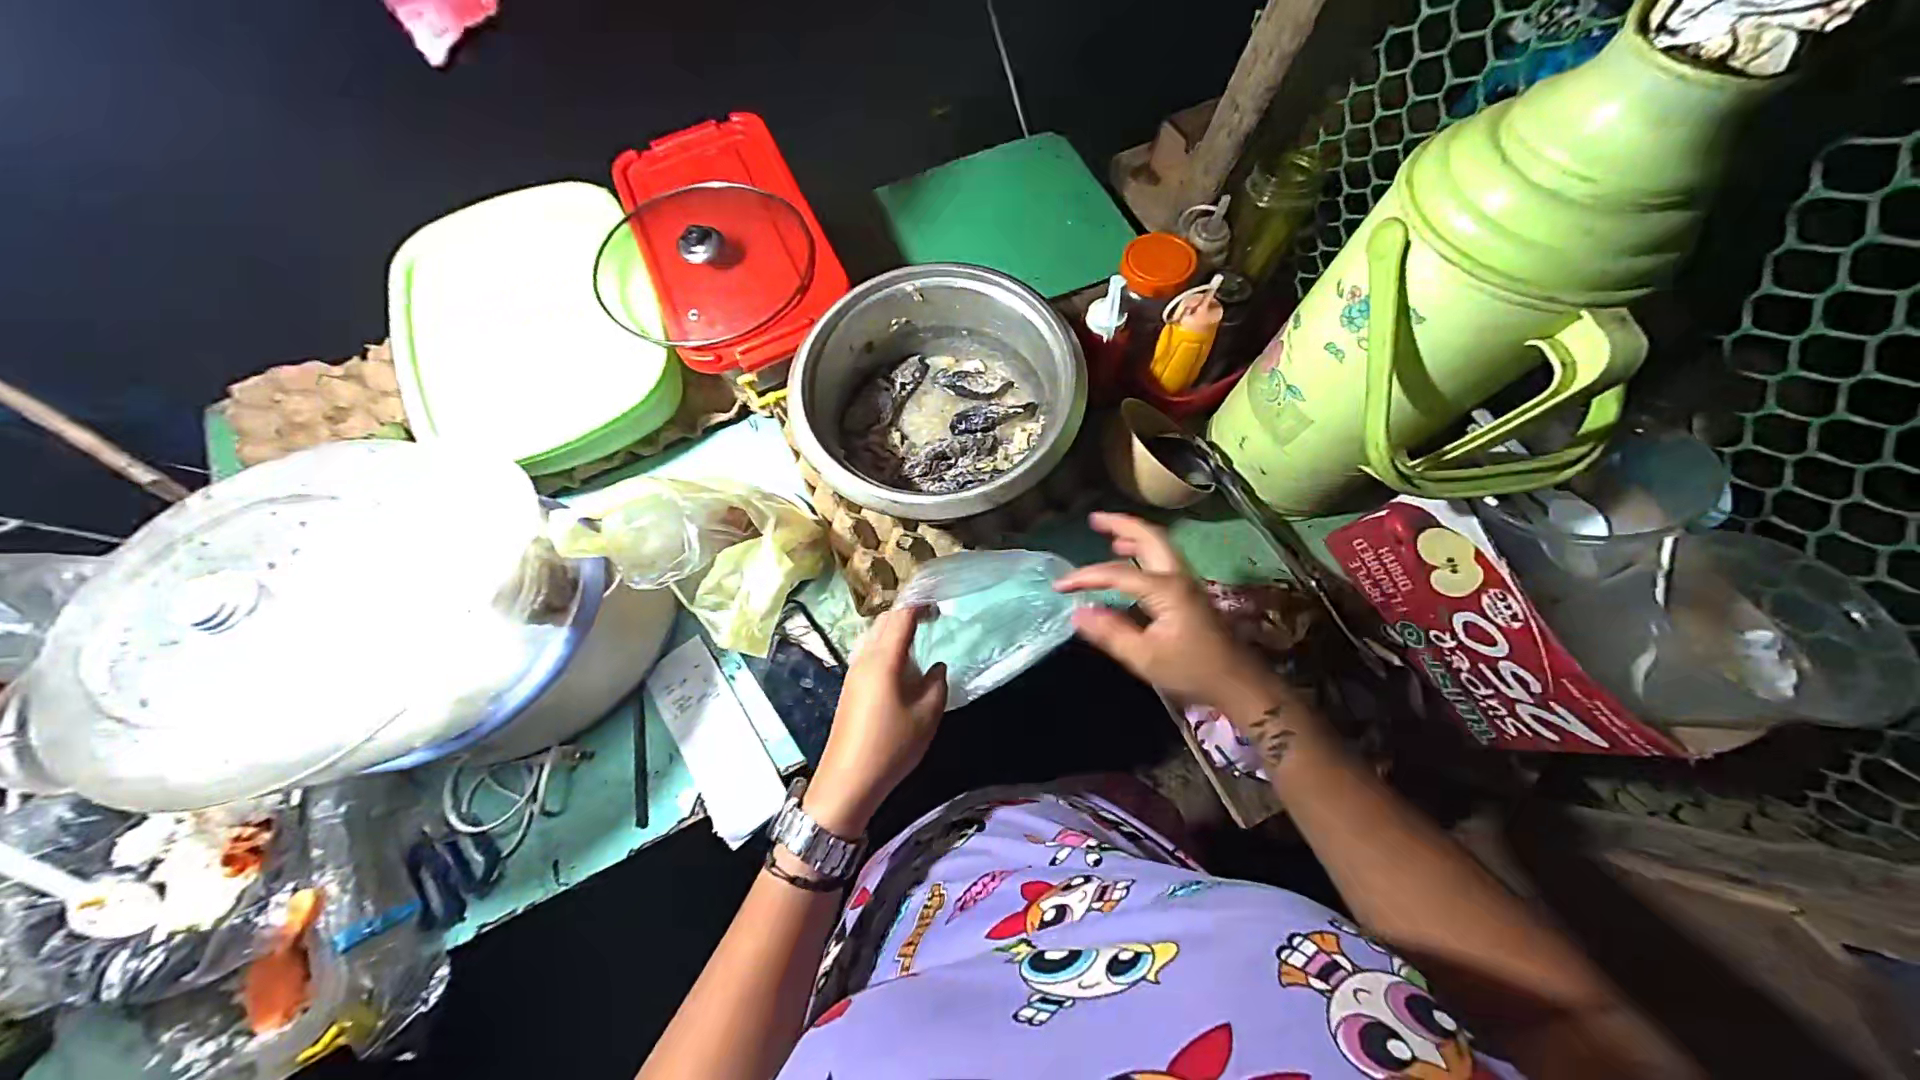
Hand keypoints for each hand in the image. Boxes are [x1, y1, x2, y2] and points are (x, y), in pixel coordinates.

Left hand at [806, 606, 946, 836]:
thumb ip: (937, 684)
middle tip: (932, 620)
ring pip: (875, 636)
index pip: (901, 616)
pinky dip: (888, 647)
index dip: (920, 605)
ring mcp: (854, 672)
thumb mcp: (927, 716)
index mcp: (883, 659)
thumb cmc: (891, 746)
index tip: (939, 606)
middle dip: (907, 613)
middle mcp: (864, 658)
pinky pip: (870, 653)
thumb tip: (936, 667)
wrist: (847, 781)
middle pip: (884, 621)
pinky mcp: (851, 686)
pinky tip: (902, 666)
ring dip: (896, 631)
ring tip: (920, 640)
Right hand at [1054, 512, 1296, 721]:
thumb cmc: (1192, 671)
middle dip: (1121, 523)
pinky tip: (1131, 558)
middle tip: (1094, 519)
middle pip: (1149, 536)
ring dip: (1134, 534)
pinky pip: (1163, 558)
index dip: (1085, 577)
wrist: (1238, 683)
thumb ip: (1110, 633)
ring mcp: (1187, 582)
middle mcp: (1177, 576)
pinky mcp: (1189, 592)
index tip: (1060, 586)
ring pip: (1159, 544)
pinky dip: (1143, 549)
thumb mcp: (1144, 657)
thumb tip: (1078, 613)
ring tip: (1109, 534)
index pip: (1116, 573)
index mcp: (1165, 589)